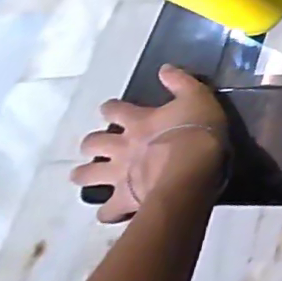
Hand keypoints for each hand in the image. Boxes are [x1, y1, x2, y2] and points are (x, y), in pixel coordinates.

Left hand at [70, 65, 227, 222]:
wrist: (192, 171)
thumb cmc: (198, 131)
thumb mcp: (197, 96)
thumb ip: (180, 81)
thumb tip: (164, 68)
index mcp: (137, 121)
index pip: (113, 109)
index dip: (110, 109)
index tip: (111, 110)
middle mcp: (121, 146)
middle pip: (92, 143)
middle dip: (91, 144)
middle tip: (97, 146)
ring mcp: (119, 174)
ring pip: (88, 175)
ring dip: (84, 175)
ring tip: (84, 176)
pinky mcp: (125, 199)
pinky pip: (108, 210)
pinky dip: (107, 212)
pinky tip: (109, 212)